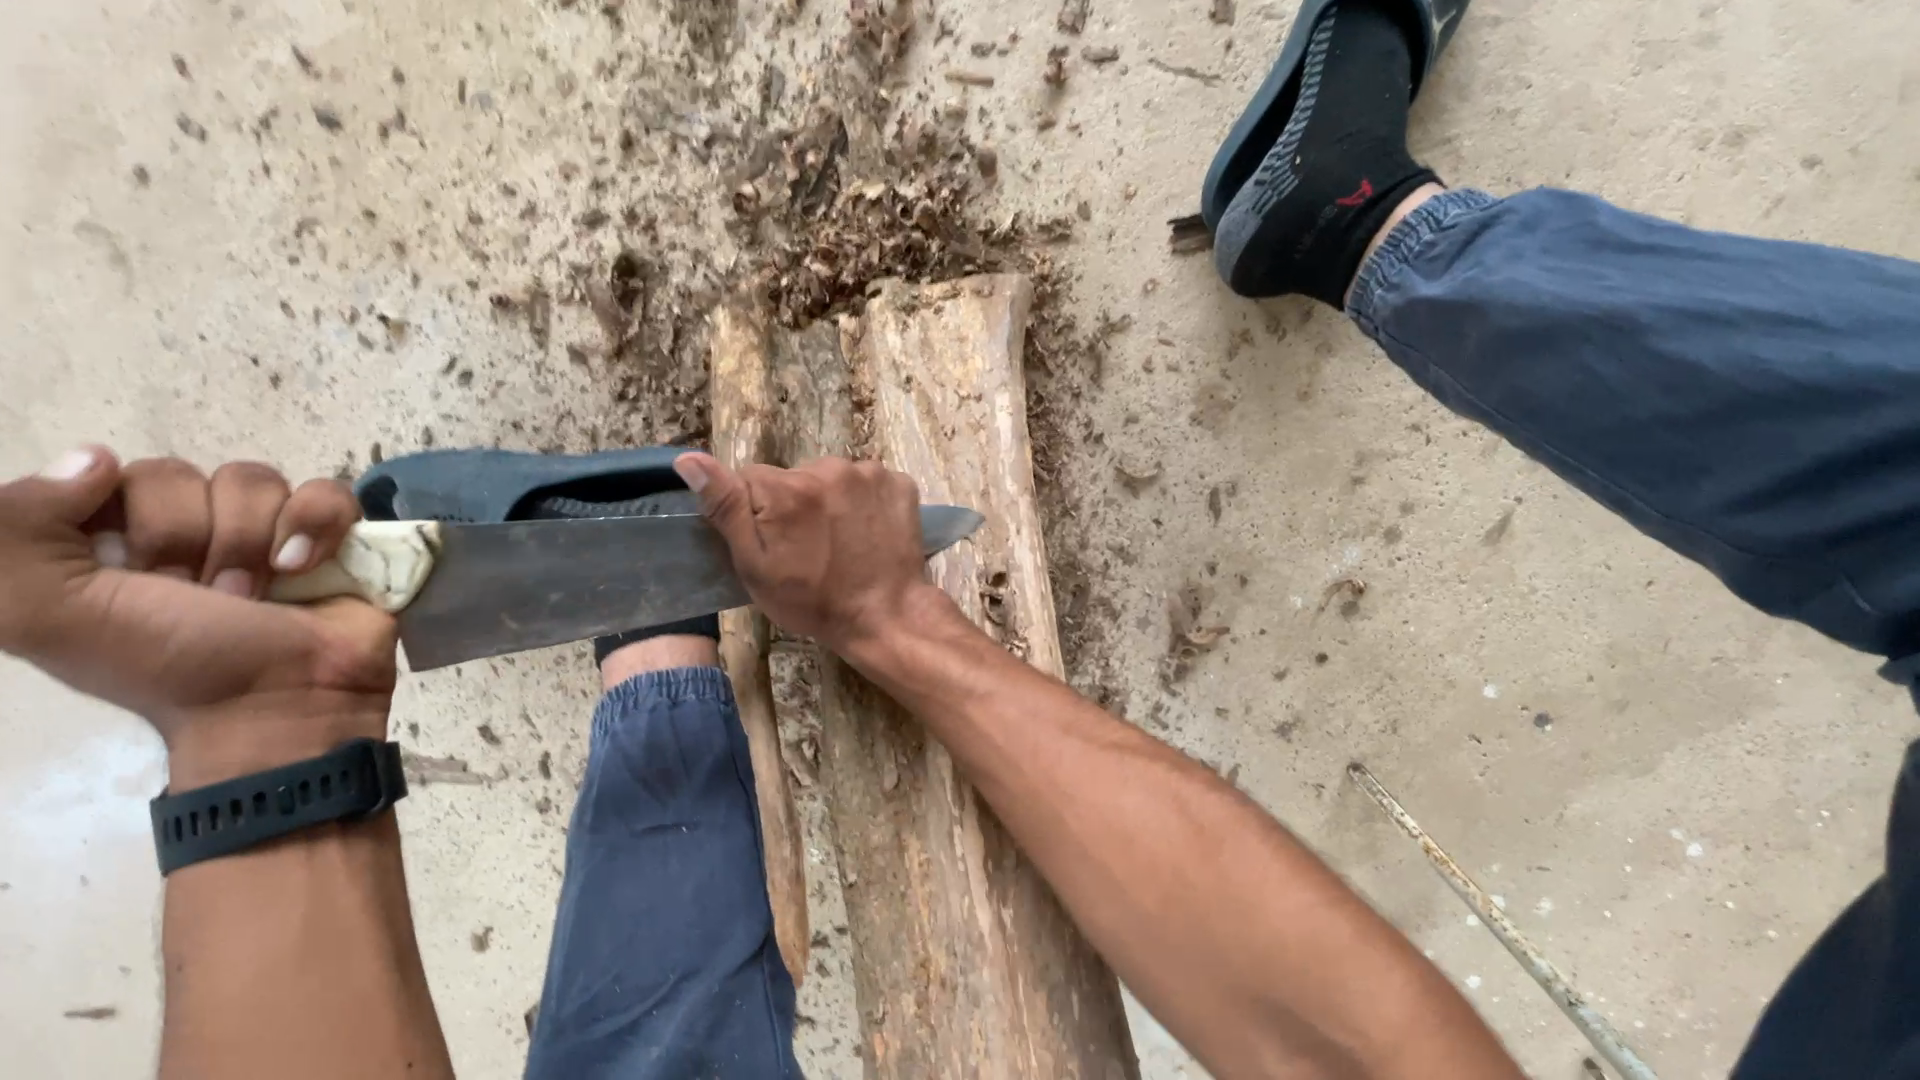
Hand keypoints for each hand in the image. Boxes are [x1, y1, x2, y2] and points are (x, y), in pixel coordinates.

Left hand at [0, 447, 397, 784]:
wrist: (281, 702)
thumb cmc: (170, 664)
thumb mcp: (46, 613)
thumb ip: (15, 530)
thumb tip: (95, 458)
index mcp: (112, 541)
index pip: (108, 474)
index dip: (125, 519)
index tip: (132, 577)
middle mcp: (188, 529)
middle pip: (182, 474)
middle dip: (193, 540)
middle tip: (204, 595)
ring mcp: (267, 531)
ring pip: (256, 480)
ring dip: (253, 544)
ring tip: (260, 594)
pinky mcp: (337, 537)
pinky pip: (329, 492)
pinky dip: (316, 527)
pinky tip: (306, 567)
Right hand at [673, 453, 940, 651]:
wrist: (886, 617)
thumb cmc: (813, 601)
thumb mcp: (755, 566)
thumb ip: (725, 507)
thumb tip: (688, 460)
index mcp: (787, 489)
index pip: (750, 479)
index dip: (755, 511)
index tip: (772, 542)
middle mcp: (828, 468)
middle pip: (795, 477)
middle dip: (795, 504)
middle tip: (809, 548)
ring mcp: (869, 474)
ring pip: (832, 479)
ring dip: (831, 502)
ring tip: (841, 543)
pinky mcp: (899, 483)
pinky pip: (868, 484)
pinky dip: (865, 502)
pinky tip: (867, 533)